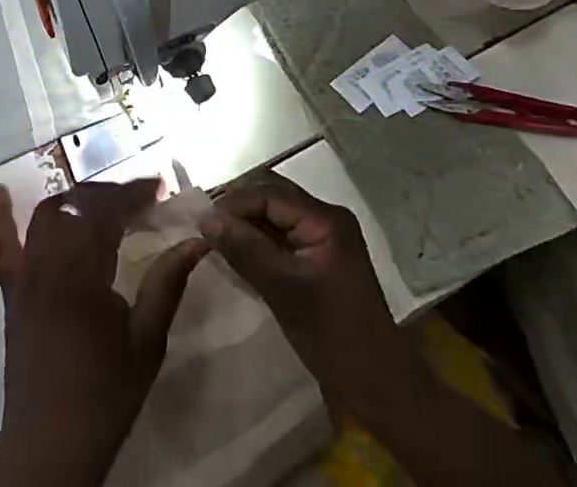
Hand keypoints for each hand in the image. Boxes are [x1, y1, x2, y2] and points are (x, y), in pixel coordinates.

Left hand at [0, 180, 208, 486]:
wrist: (52, 441)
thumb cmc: (107, 393)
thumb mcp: (147, 341)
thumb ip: (167, 283)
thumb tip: (197, 242)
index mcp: (83, 273)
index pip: (107, 213)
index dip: (133, 193)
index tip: (158, 185)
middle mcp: (48, 263)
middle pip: (77, 207)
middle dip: (109, 193)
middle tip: (140, 196)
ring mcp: (24, 274)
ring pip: (44, 217)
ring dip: (72, 199)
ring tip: (101, 200)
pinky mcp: (10, 290)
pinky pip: (1, 245)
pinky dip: (0, 216)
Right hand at [199, 171, 423, 426]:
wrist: (375, 382)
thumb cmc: (333, 333)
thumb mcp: (282, 289)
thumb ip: (245, 249)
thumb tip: (206, 219)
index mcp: (326, 220)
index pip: (269, 194)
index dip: (232, 203)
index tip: (201, 220)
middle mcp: (326, 218)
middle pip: (272, 194)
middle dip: (236, 204)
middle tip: (203, 221)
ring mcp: (323, 236)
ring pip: (273, 212)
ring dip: (244, 219)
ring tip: (213, 233)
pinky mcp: (317, 254)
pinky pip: (279, 231)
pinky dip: (255, 235)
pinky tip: (233, 247)